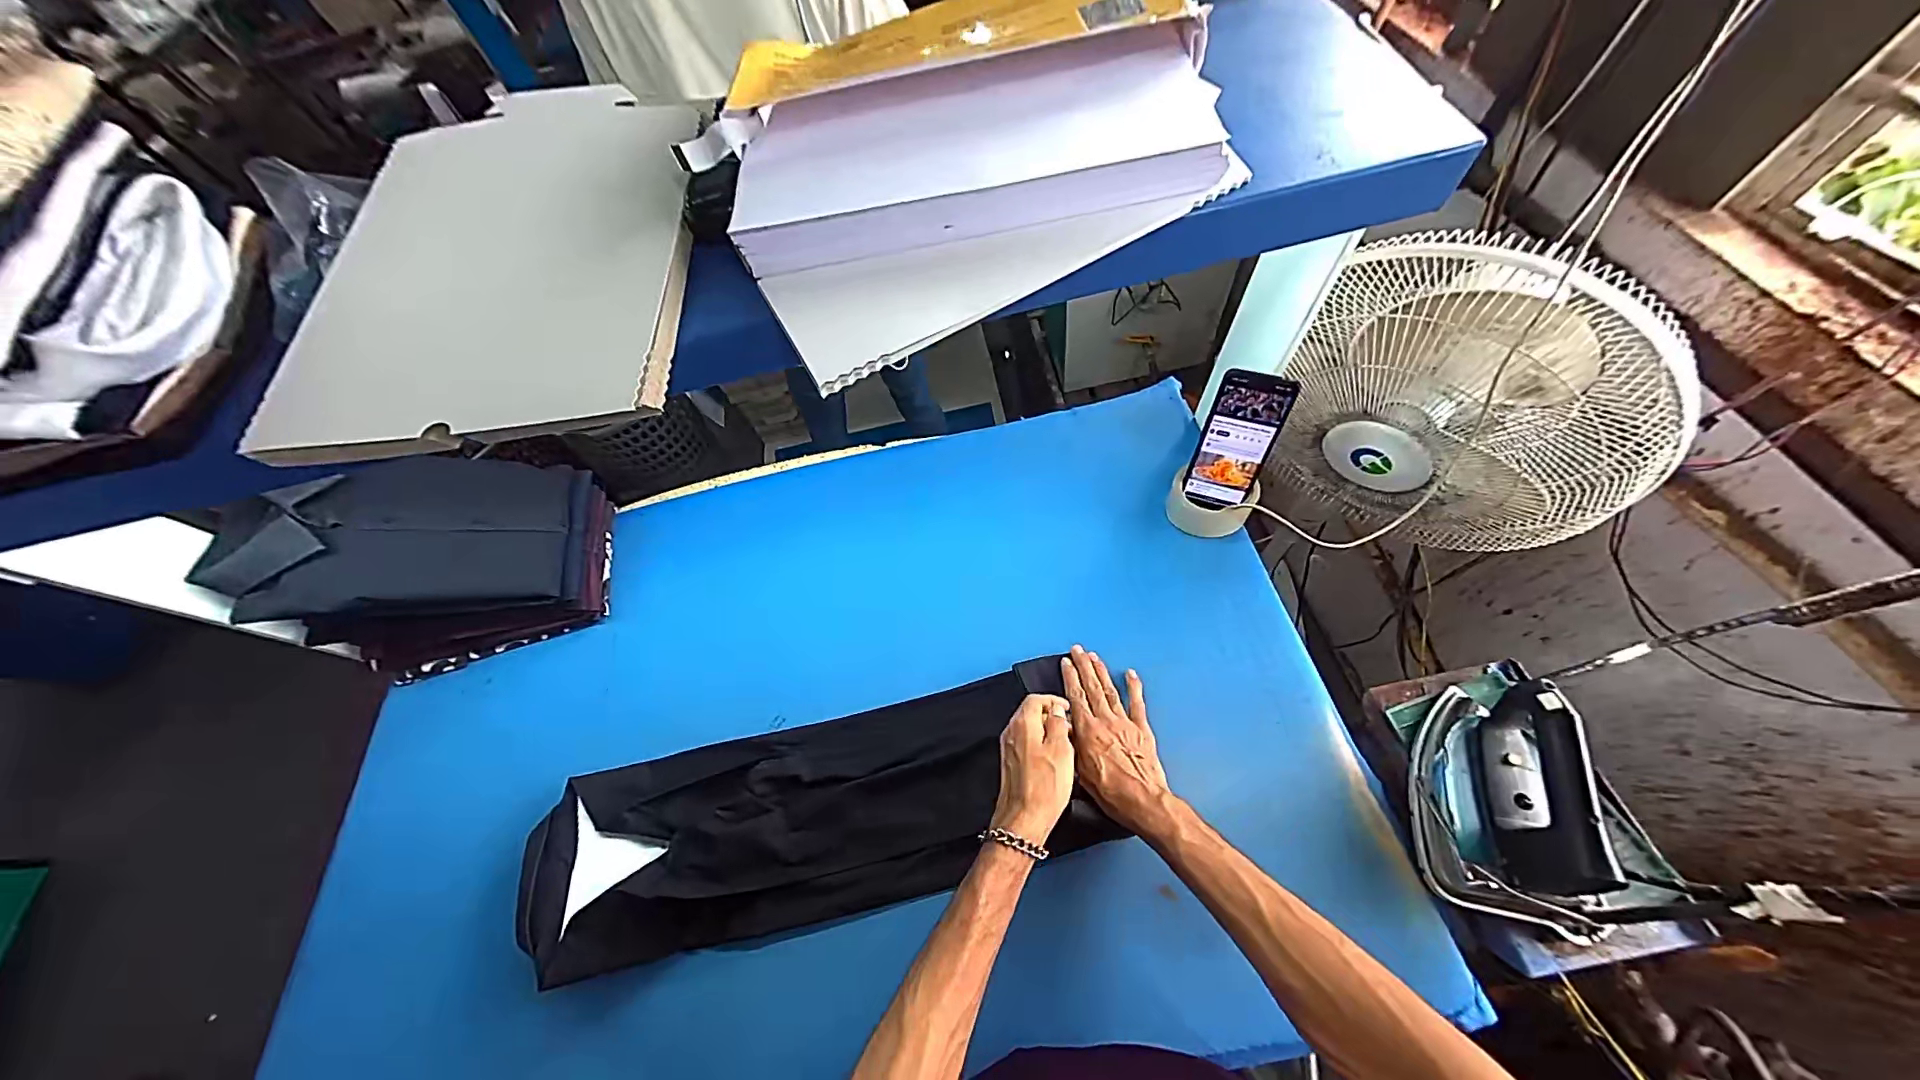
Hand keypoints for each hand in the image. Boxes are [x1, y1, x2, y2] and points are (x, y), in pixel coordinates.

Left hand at [990, 694, 1075, 843]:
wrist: (1024, 818)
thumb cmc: (1043, 790)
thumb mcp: (1061, 750)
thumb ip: (1059, 724)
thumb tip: (1057, 710)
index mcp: (1022, 725)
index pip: (1035, 698)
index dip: (1053, 700)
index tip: (1066, 707)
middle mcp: (1011, 733)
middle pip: (1030, 712)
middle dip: (1050, 716)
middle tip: (1069, 726)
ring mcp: (1009, 748)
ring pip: (1029, 728)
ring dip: (1047, 731)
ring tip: (1065, 744)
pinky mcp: (1011, 763)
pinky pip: (1026, 743)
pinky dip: (1040, 744)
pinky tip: (1054, 759)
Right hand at [1061, 645, 1177, 837]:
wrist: (1143, 800)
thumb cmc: (1112, 792)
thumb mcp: (1080, 772)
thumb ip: (1072, 745)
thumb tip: (1065, 728)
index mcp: (1088, 731)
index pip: (1075, 697)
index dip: (1070, 677)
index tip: (1066, 663)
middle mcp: (1105, 722)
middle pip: (1092, 687)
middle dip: (1084, 666)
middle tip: (1078, 650)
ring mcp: (1125, 723)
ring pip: (1110, 691)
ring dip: (1102, 672)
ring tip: (1095, 657)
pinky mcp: (1142, 730)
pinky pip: (1137, 703)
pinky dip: (1134, 687)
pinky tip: (1130, 674)